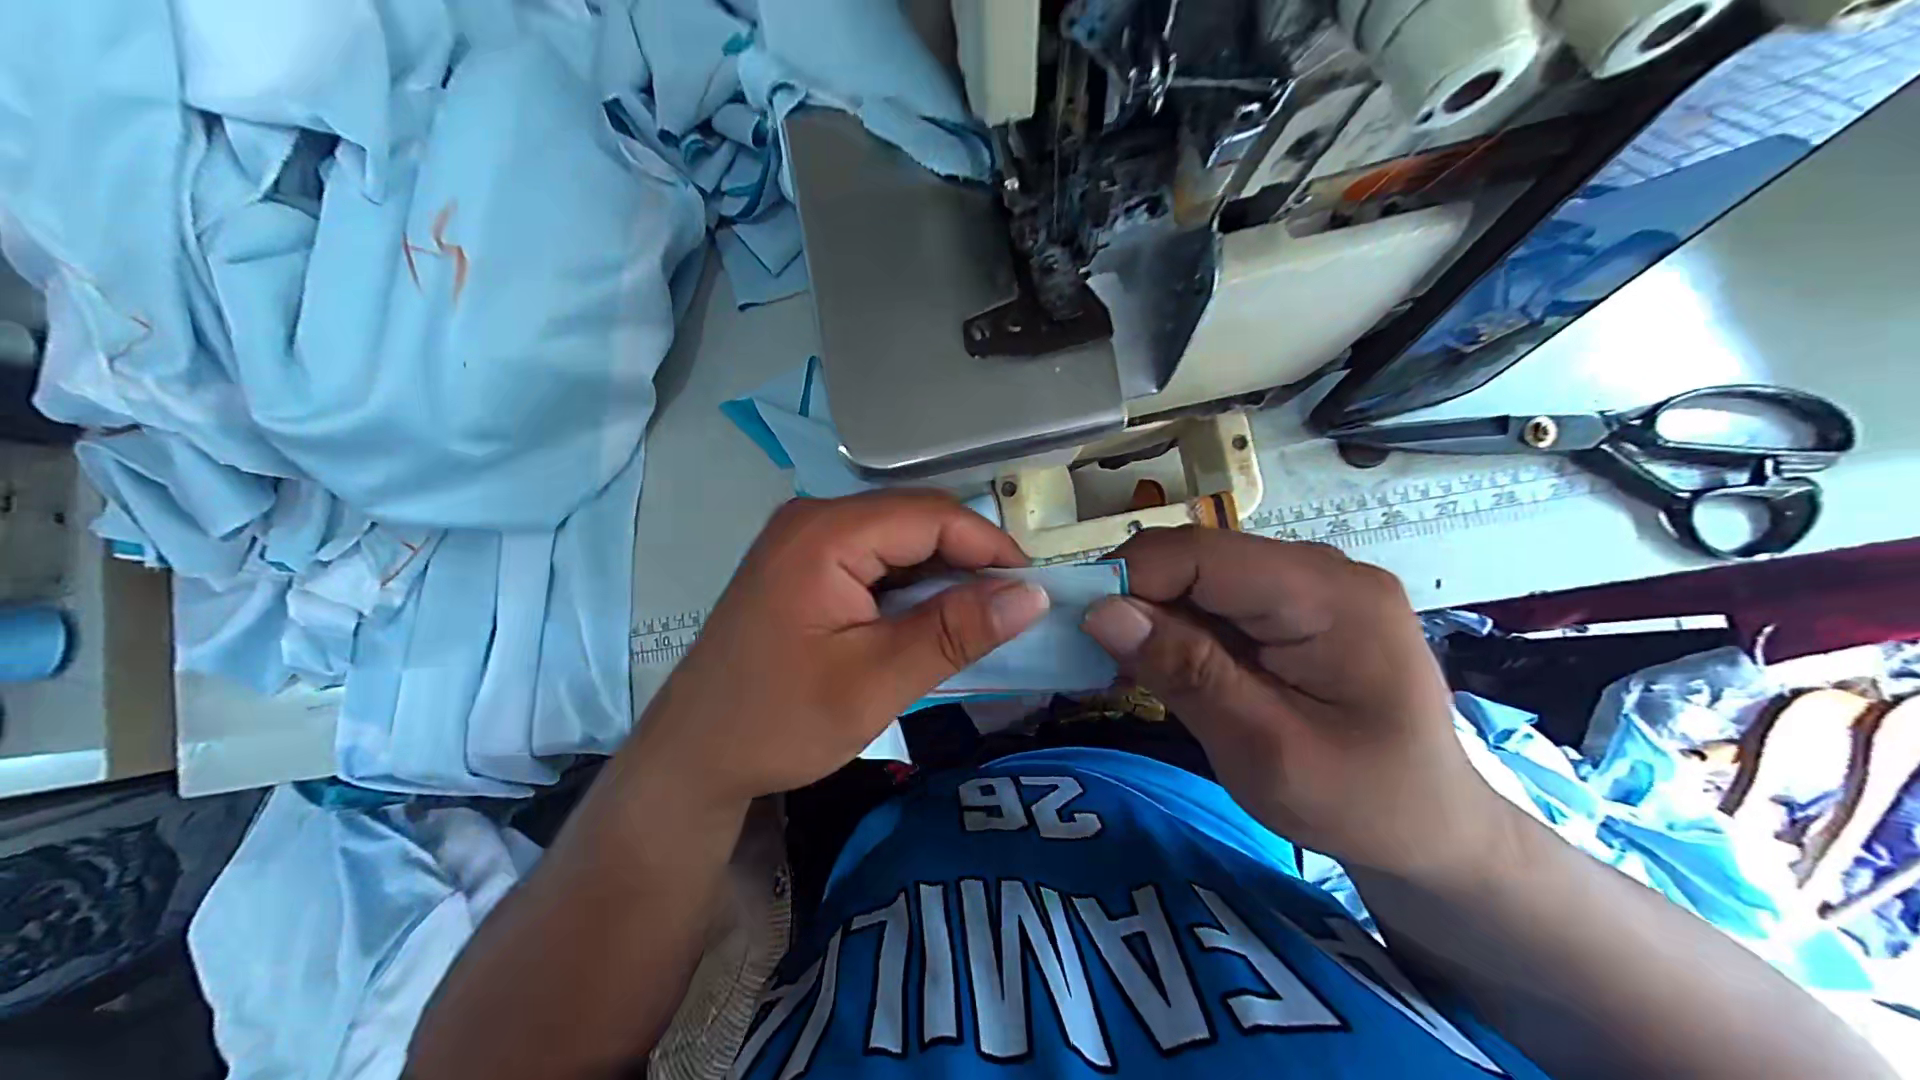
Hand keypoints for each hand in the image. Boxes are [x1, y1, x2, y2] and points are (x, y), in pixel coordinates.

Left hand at [630, 491, 1049, 804]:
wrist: (693, 758)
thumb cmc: (780, 722)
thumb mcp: (876, 681)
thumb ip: (954, 632)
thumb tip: (1032, 596)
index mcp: (824, 534)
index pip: (931, 516)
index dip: (990, 547)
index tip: (1033, 590)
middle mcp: (812, 519)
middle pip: (914, 520)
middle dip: (969, 560)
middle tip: (1010, 610)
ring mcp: (803, 540)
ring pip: (897, 540)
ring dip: (942, 574)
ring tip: (977, 620)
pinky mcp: (802, 565)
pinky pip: (873, 558)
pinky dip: (910, 585)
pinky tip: (928, 619)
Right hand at [1081, 527, 1506, 877]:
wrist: (1434, 830)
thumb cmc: (1362, 803)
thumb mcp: (1267, 752)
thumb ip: (1188, 673)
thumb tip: (1102, 611)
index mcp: (1330, 596)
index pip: (1202, 554)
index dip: (1129, 578)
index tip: (1076, 628)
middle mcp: (1320, 570)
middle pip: (1197, 558)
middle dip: (1136, 599)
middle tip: (1092, 658)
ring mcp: (1308, 585)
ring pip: (1198, 577)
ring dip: (1152, 617)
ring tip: (1122, 669)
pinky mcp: (1294, 607)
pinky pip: (1216, 600)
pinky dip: (1177, 629)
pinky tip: (1162, 667)